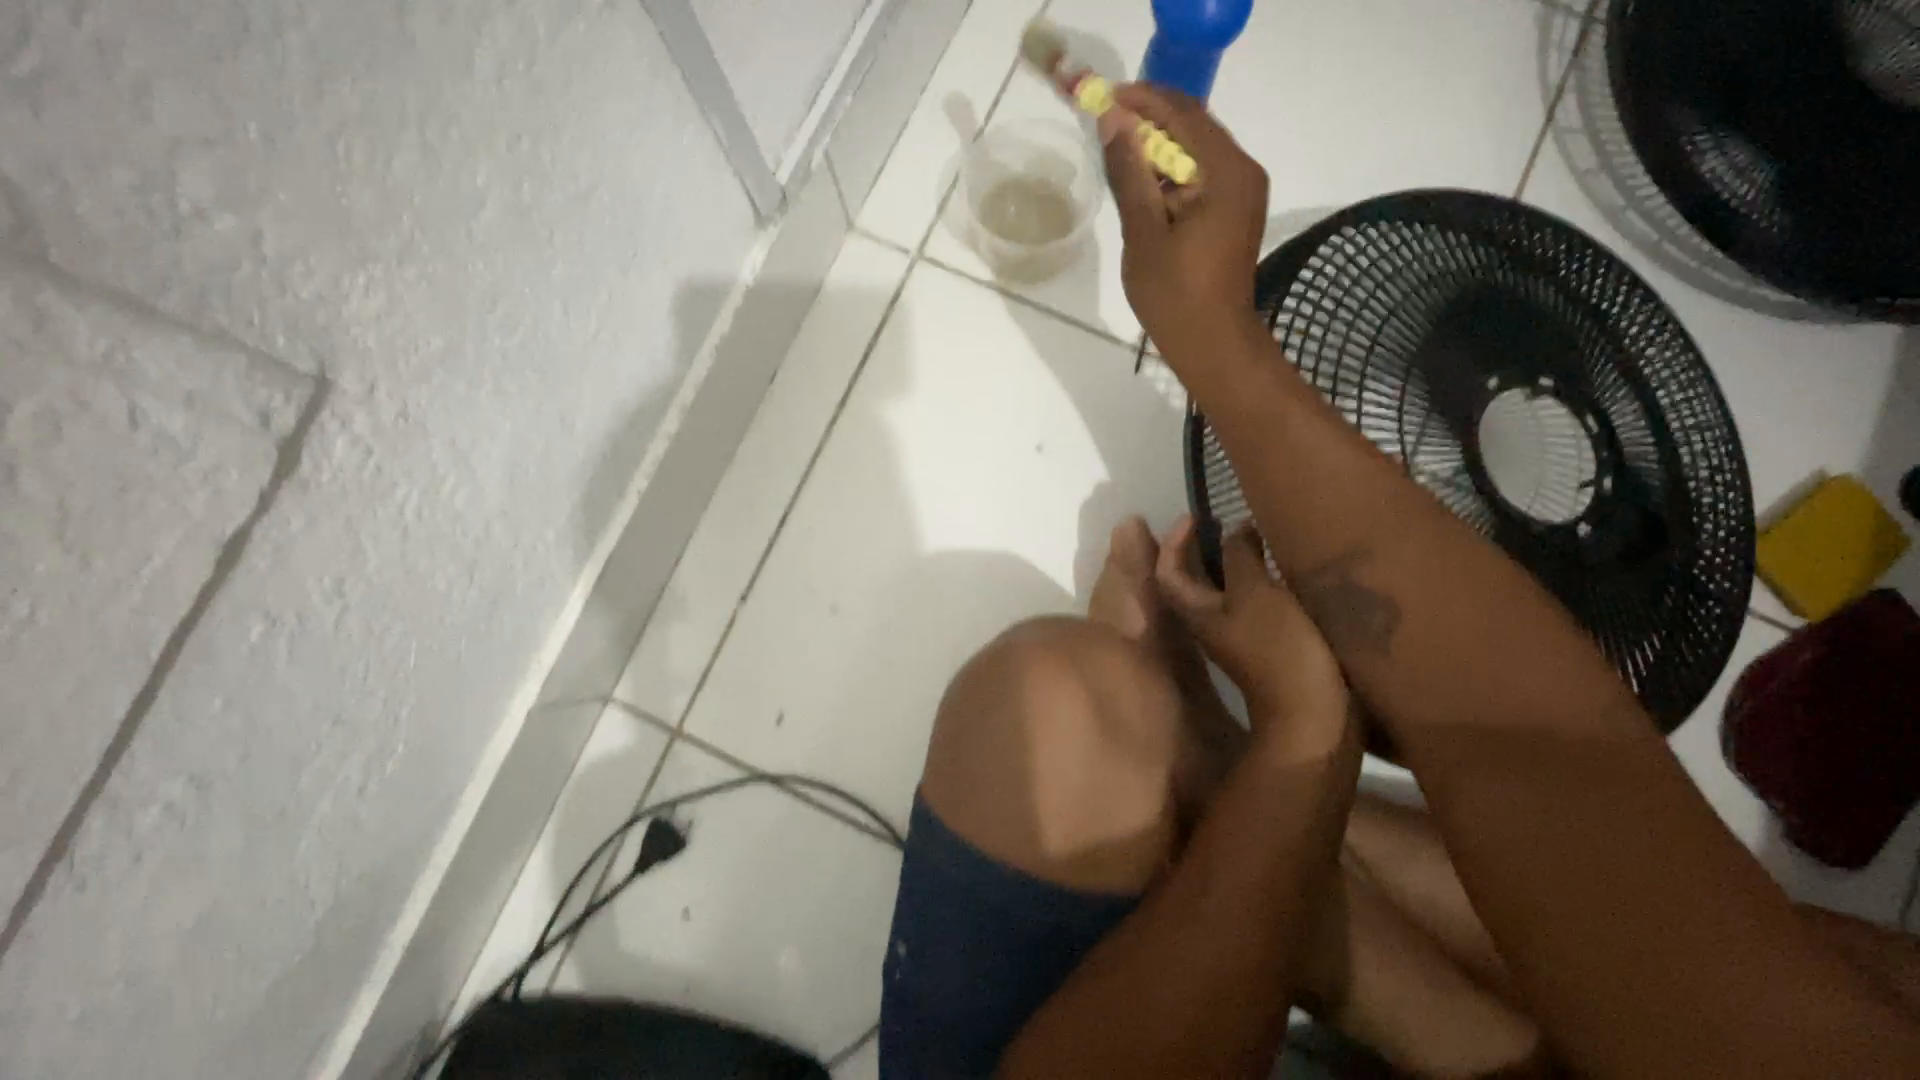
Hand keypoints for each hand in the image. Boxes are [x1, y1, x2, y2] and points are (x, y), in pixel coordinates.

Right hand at [1097, 84, 1268, 357]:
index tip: (1103, 100)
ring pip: (1197, 149)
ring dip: (1159, 147)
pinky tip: (1144, 185)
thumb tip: (1113, 120)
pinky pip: (1203, 174)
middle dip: (1150, 120)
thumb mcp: (1143, 233)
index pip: (1183, 112)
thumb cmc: (1175, 295)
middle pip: (1194, 125)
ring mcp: (1244, 191)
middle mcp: (1244, 171)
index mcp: (1226, 172)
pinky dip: (1173, 172)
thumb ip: (1128, 173)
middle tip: (1106, 125)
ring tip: (1118, 153)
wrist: (1213, 343)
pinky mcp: (1237, 209)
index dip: (1142, 100)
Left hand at [1154, 515, 1349, 733]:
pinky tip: (1276, 570)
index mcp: (1195, 610)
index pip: (1167, 571)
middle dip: (1200, 548)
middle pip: (1191, 580)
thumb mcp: (1256, 593)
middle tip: (1224, 520)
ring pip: (1220, 591)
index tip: (1197, 515)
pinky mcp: (1261, 645)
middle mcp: (1206, 623)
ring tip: (1253, 537)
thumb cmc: (1278, 648)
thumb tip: (1233, 529)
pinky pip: (1246, 604)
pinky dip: (1252, 581)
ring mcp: (1233, 636)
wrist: (1311, 713)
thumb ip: (1240, 557)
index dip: (1175, 540)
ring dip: (1229, 563)